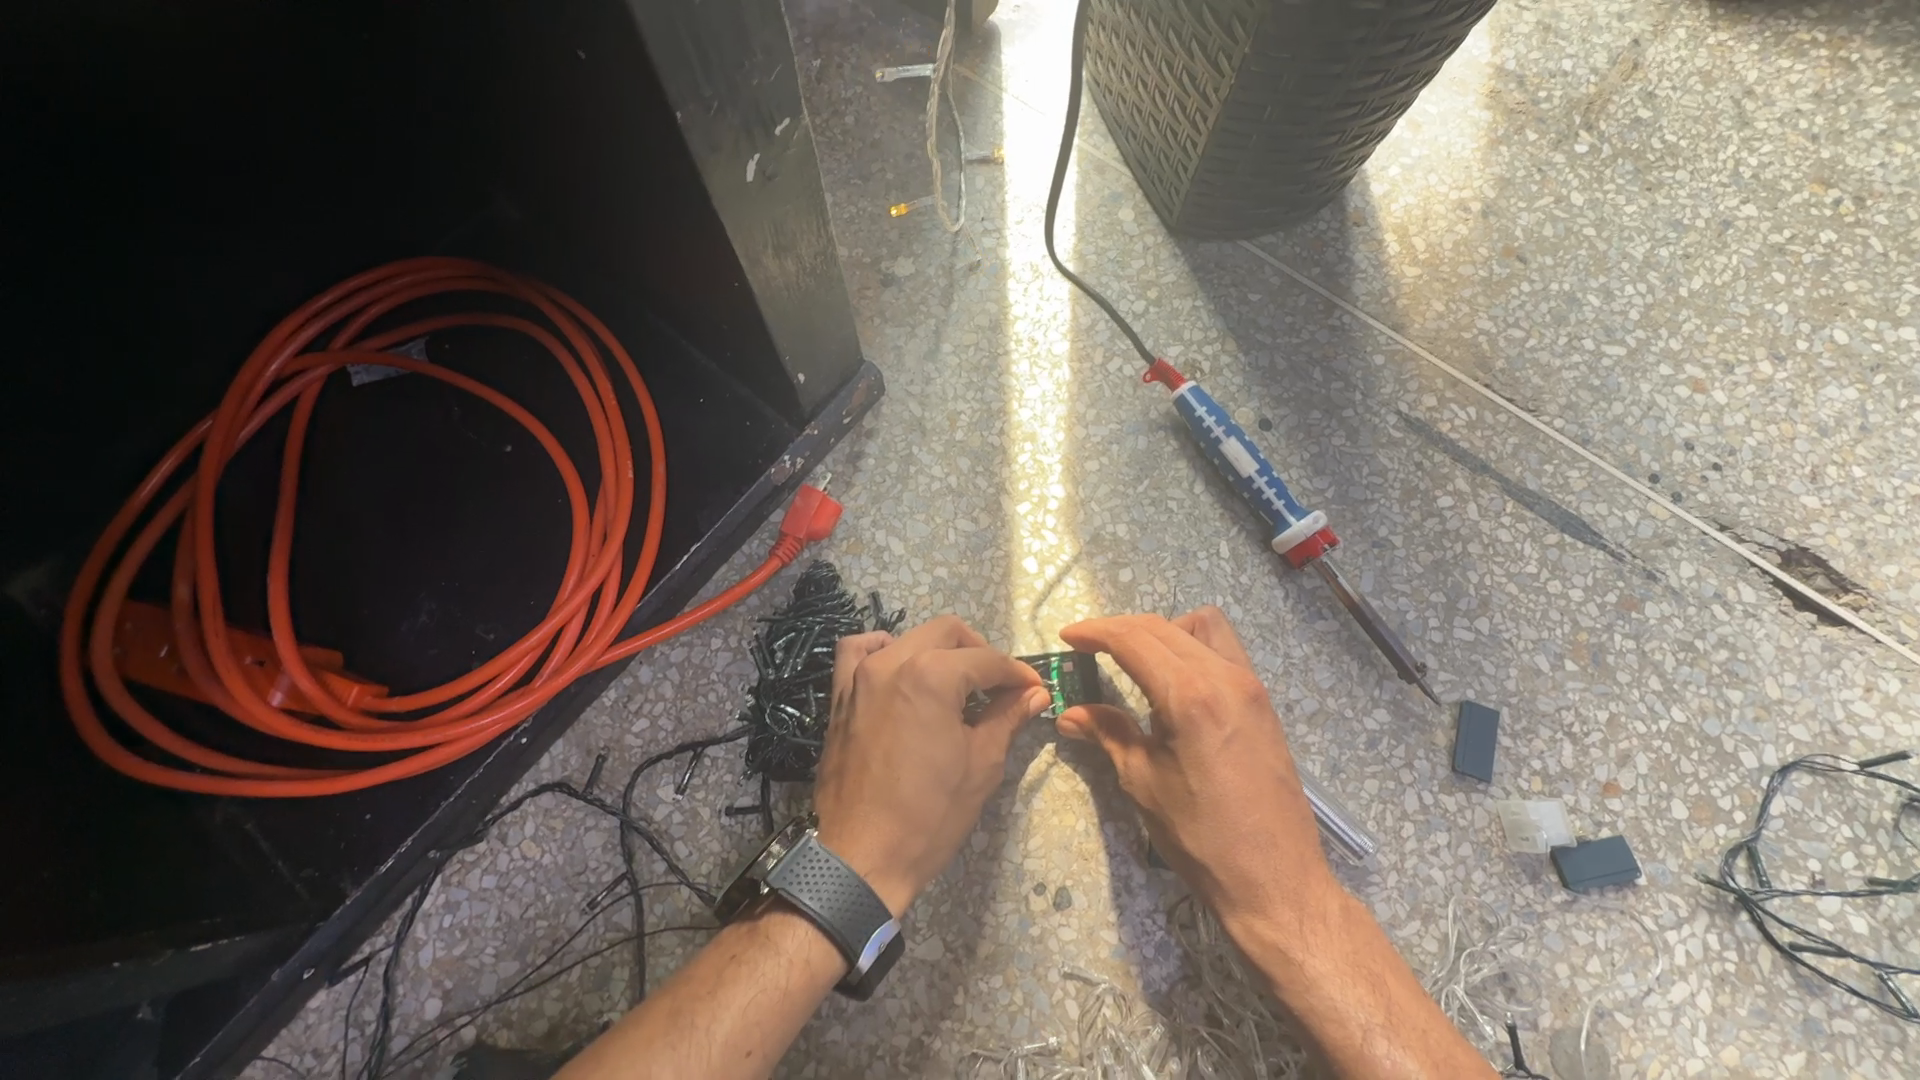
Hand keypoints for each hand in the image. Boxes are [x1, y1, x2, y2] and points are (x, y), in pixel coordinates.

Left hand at [813, 617, 1050, 914]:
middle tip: (1000, 685)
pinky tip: (899, 669)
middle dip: (981, 653)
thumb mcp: (981, 764)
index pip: (986, 660)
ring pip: (907, 637)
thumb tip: (1035, 692)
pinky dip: (882, 650)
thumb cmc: (930, 814)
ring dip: (937, 650)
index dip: (1016, 673)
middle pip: (947, 633)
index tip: (1034, 688)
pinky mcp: (840, 696)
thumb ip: (1006, 717)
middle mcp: (893, 662)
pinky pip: (858, 652)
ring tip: (956, 681)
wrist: (864, 857)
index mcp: (932, 675)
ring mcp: (860, 676)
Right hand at [1057, 607, 1335, 924]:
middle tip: (1089, 648)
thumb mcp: (1143, 782)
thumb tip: (1068, 713)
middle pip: (1164, 626)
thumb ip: (1107, 733)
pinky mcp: (1263, 702)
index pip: (1134, 640)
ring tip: (1137, 663)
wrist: (1276, 881)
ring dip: (1164, 631)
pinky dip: (1192, 648)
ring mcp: (1251, 686)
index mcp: (1190, 695)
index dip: (1095, 632)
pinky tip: (1173, 686)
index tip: (1067, 636)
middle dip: (1121, 629)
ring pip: (1203, 626)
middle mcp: (1225, 676)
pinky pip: (1224, 650)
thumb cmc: (1201, 837)